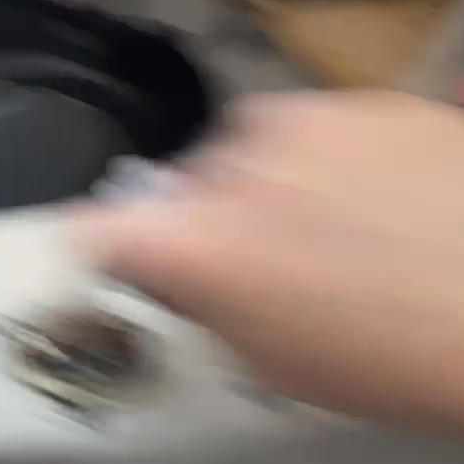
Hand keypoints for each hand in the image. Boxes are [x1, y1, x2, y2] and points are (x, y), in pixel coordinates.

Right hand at [78, 91, 463, 441]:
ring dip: (247, 181)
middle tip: (233, 256)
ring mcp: (303, 126)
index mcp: (178, 241)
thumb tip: (165, 267)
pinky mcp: (377, 103)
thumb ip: (188, 296)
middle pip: (165, 186)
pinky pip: (309, 126)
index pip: (80, 228)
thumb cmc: (383, 360)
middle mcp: (222, 170)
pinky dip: (315, 157)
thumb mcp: (248, 353)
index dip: (86, 248)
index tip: (105, 264)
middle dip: (186, 215)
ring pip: (234, 149)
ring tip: (308, 221)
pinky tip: (365, 197)